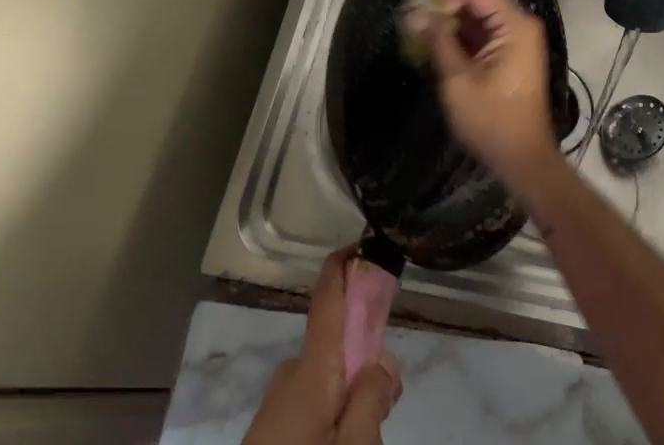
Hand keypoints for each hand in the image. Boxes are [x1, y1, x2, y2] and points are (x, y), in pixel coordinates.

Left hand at [244, 246, 402, 444]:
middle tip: (388, 408)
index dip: (344, 264)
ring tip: (364, 440)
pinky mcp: (274, 424)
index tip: (364, 241)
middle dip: (370, 363)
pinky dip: (337, 413)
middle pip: (340, 345)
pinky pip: (316, 401)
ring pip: (332, 380)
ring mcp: (280, 399)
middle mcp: (293, 372)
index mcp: (312, 368)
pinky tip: (341, 444)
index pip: (327, 299)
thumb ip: (373, 397)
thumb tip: (380, 360)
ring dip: (355, 397)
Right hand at [416, 0, 559, 182]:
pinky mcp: (511, 56)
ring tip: (419, 16)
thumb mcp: (458, 80)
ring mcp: (518, 42)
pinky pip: (485, 32)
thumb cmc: (492, 120)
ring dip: (452, 14)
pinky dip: (461, 31)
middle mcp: (521, 27)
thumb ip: (438, 42)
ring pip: (482, 14)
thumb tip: (415, 14)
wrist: (523, 158)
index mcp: (515, 27)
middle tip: (415, 1)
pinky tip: (435, 35)